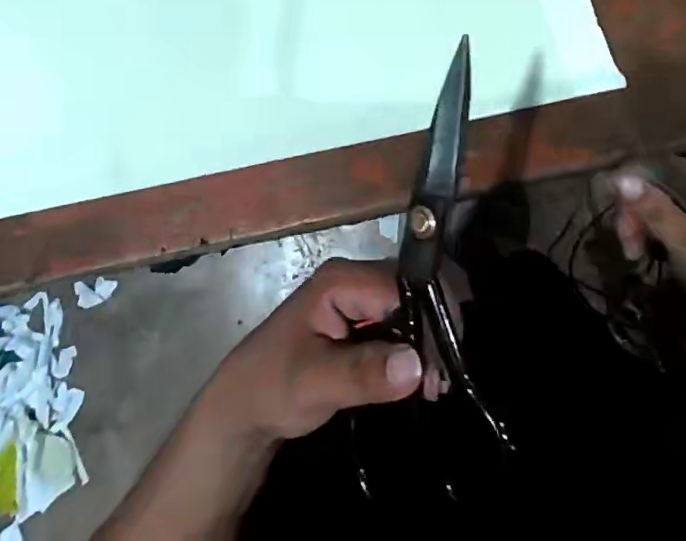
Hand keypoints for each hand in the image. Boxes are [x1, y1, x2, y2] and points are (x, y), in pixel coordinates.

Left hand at [200, 258, 425, 443]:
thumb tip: (416, 364)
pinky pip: (405, 322)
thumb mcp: (314, 383)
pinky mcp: (366, 318)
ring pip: (415, 305)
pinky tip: (425, 380)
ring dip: (431, 341)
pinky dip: (420, 347)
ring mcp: (362, 296)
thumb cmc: (271, 387)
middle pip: (414, 289)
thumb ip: (363, 373)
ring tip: (435, 385)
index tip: (443, 363)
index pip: (402, 285)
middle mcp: (356, 278)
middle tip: (441, 379)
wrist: (243, 407)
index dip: (429, 318)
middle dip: (436, 328)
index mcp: (341, 279)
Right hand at [599, 158, 685, 343]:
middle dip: (636, 209)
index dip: (631, 178)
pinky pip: (678, 218)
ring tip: (634, 254)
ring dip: (644, 223)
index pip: (662, 163)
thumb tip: (619, 177)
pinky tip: (651, 254)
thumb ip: (654, 209)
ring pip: (667, 202)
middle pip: (662, 183)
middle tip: (625, 243)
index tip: (611, 206)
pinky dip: (659, 232)